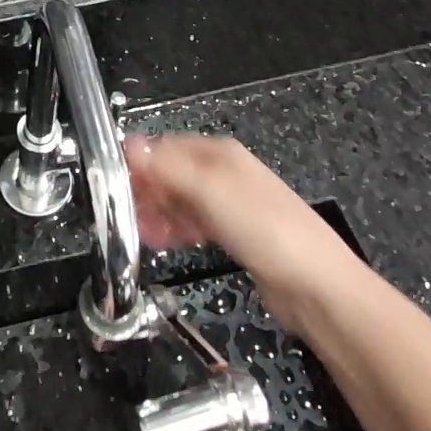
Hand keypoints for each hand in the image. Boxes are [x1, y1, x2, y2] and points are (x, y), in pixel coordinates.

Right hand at [124, 134, 357, 282]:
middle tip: (124, 214)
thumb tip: (129, 145)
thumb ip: (166, 168)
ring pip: (180, 200)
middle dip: (146, 191)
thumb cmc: (267, 230)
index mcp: (219, 153)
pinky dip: (176, 229)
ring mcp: (230, 204)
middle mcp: (223, 173)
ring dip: (158, 212)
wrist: (315, 285)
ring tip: (140, 231)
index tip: (115, 183)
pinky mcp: (234, 234)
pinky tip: (165, 240)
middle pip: (171, 173)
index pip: (165, 145)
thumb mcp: (208, 191)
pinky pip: (194, 223)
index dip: (138, 163)